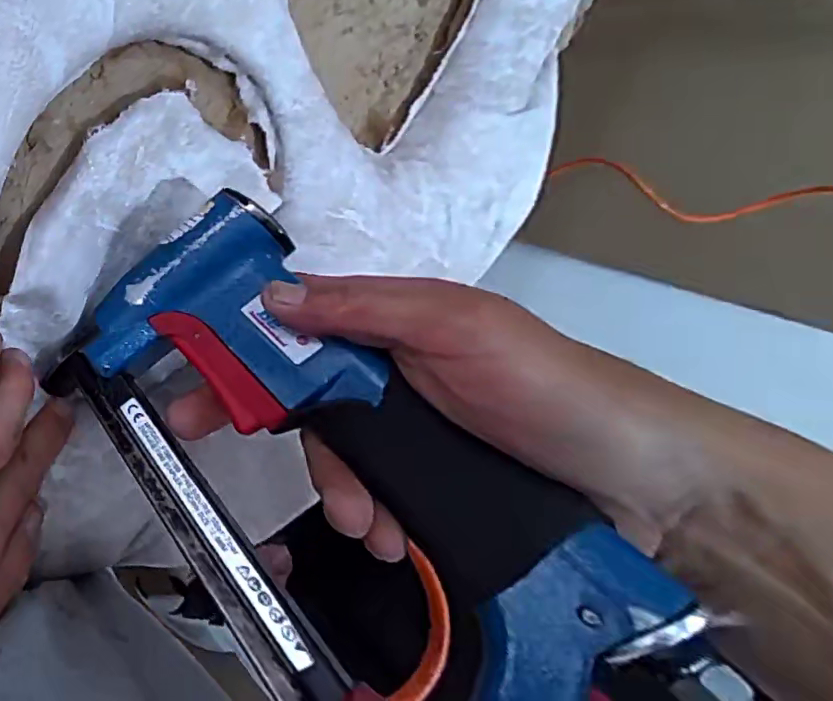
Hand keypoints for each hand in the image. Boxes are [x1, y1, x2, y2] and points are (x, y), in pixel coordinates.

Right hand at [167, 275, 731, 559]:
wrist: (642, 486)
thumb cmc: (544, 383)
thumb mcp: (450, 326)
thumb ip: (361, 309)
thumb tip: (272, 297)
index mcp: (382, 320)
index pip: (292, 319)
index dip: (238, 337)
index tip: (190, 362)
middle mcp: (380, 369)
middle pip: (295, 387)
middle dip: (256, 414)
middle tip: (198, 430)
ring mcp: (398, 427)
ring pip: (328, 449)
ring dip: (331, 485)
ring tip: (362, 522)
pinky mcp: (417, 478)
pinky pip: (363, 492)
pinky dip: (362, 515)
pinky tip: (385, 535)